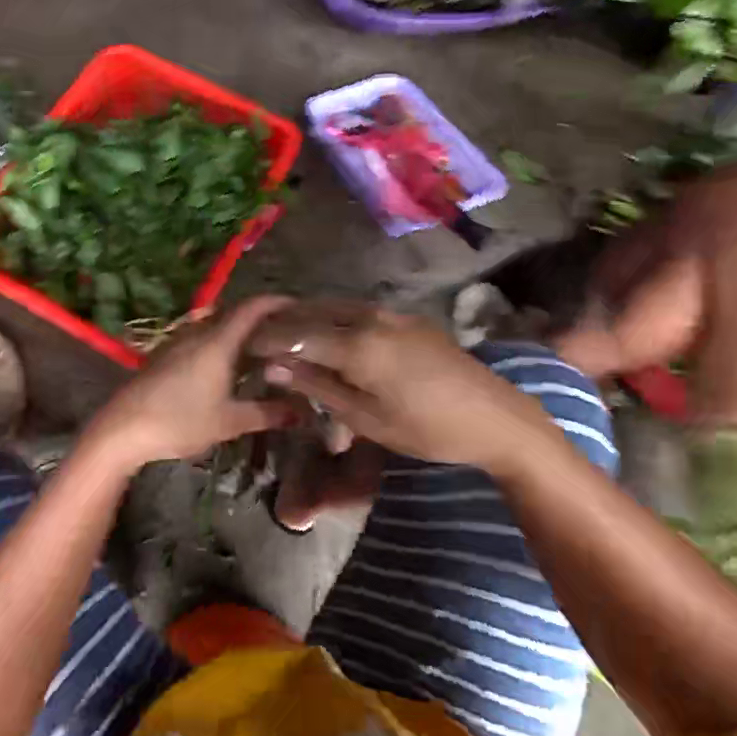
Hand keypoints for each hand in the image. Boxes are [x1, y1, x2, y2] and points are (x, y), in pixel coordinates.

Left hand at [81, 296, 297, 467]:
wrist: (121, 430)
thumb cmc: (179, 421)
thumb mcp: (230, 422)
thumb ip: (267, 414)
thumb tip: (301, 413)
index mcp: (218, 341)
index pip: (252, 308)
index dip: (276, 302)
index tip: (299, 306)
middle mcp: (199, 333)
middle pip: (235, 314)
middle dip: (262, 318)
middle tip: (287, 331)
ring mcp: (179, 342)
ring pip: (217, 326)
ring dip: (240, 331)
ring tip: (262, 347)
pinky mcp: (166, 355)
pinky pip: (202, 339)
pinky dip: (222, 343)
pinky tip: (229, 365)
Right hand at [248, 301, 554, 474]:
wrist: (494, 415)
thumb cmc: (427, 429)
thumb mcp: (366, 419)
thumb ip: (318, 387)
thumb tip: (273, 367)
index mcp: (358, 345)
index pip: (296, 334)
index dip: (266, 339)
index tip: (242, 347)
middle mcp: (371, 317)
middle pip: (313, 312)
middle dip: (282, 323)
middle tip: (257, 339)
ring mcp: (392, 312)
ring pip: (335, 306)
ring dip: (307, 318)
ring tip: (285, 337)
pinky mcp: (408, 316)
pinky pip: (357, 310)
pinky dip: (332, 318)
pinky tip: (326, 335)